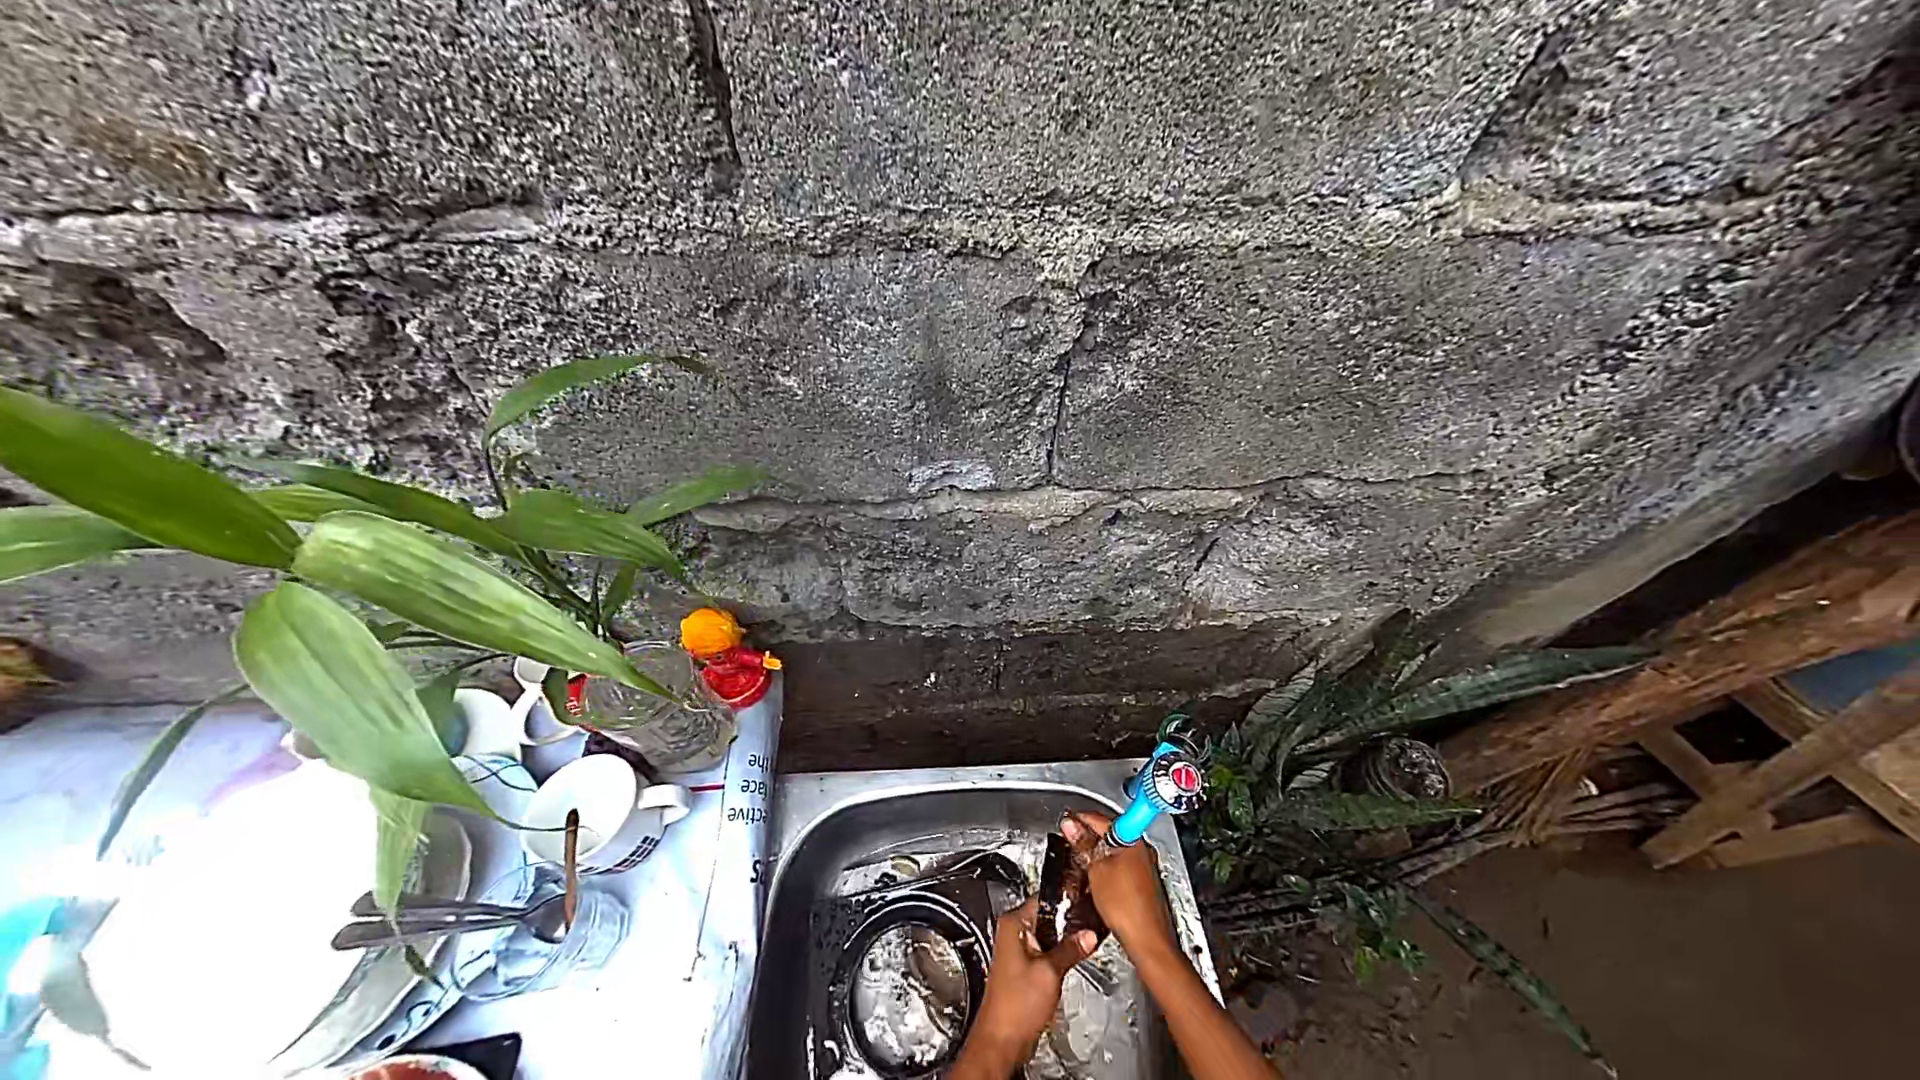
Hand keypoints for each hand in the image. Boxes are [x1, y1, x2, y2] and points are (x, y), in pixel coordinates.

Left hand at [951, 897, 1096, 1077]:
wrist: (1002, 1041)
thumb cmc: (1015, 1007)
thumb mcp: (1050, 972)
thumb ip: (1071, 949)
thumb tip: (1087, 934)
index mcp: (1012, 924)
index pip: (1042, 899)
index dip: (1064, 901)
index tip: (1083, 902)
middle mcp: (1011, 933)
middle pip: (1045, 916)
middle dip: (1066, 923)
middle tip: (1087, 926)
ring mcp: (1016, 950)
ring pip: (1046, 935)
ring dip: (1063, 941)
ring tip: (1082, 943)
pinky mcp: (1022, 967)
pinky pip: (1044, 952)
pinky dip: (1057, 955)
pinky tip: (1070, 960)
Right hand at [1062, 811, 1178, 958]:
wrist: (1148, 941)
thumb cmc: (1127, 908)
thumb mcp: (1096, 870)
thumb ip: (1083, 844)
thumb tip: (1070, 825)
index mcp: (1132, 840)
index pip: (1102, 818)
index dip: (1081, 818)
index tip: (1067, 821)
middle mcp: (1142, 849)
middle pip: (1110, 832)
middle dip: (1089, 835)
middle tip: (1070, 838)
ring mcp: (1144, 866)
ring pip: (1115, 850)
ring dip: (1097, 851)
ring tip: (1079, 858)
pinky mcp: (1143, 882)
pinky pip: (1121, 865)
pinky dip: (1107, 865)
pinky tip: (1095, 876)